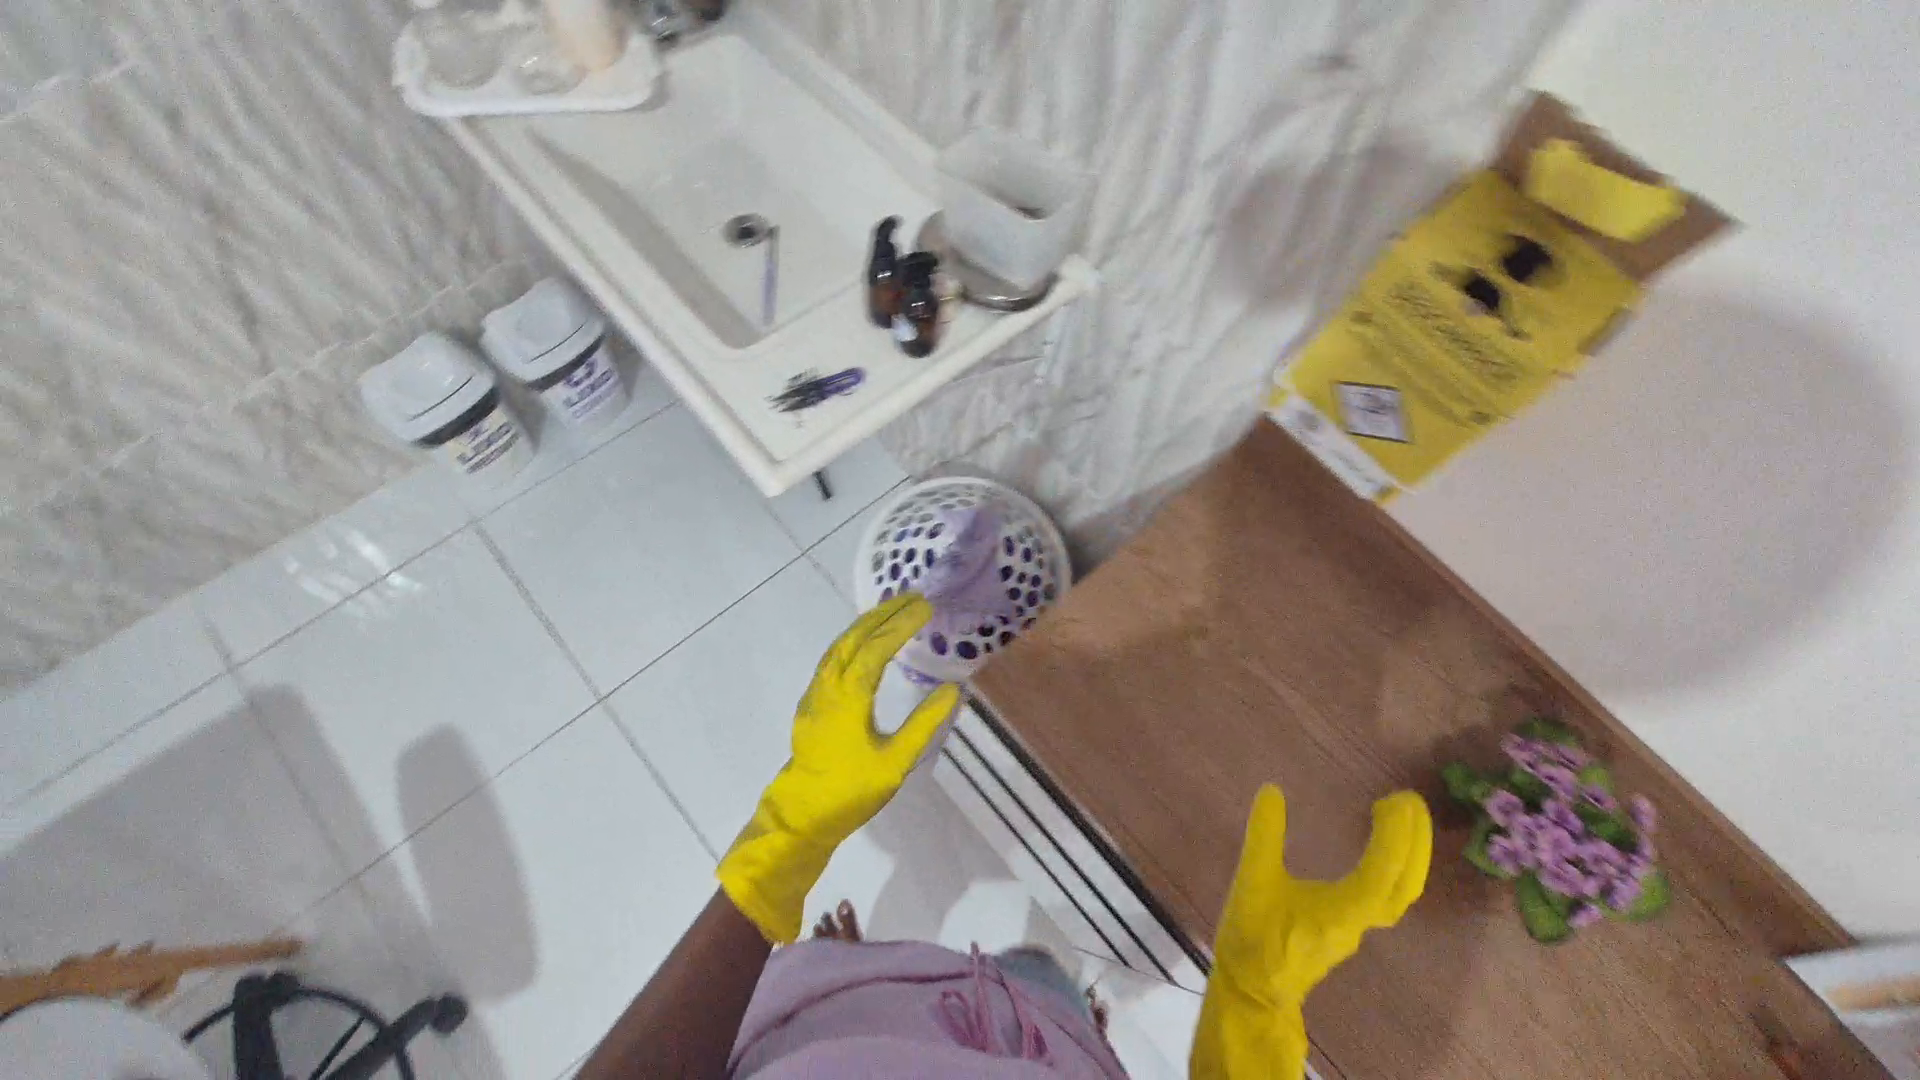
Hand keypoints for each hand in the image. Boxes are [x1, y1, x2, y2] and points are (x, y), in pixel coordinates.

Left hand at [716, 593, 960, 943]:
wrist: (802, 816)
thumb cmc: (851, 791)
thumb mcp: (896, 762)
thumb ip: (924, 723)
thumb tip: (954, 688)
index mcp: (848, 697)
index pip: (877, 648)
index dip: (902, 624)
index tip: (926, 607)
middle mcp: (828, 686)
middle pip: (854, 638)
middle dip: (883, 614)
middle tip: (913, 597)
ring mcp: (815, 693)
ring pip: (838, 646)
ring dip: (865, 624)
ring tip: (893, 609)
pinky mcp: (812, 702)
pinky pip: (832, 659)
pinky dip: (852, 640)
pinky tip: (866, 642)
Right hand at [1191, 785, 1431, 1079]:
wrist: (1253, 989)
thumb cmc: (1254, 937)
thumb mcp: (1252, 880)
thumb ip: (1263, 836)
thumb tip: (1272, 791)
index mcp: (1343, 909)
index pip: (1383, 870)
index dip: (1394, 834)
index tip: (1393, 800)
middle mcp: (1360, 920)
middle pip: (1405, 883)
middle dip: (1415, 840)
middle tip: (1409, 799)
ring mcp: (1357, 928)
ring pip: (1400, 892)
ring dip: (1409, 854)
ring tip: (1402, 819)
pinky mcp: (1348, 929)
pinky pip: (1386, 896)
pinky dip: (1394, 868)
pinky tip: (1380, 853)